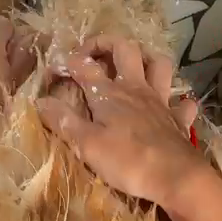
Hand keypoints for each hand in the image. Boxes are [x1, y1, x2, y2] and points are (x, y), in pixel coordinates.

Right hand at [37, 38, 207, 206]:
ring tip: (134, 68)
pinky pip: (181, 103)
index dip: (69, 61)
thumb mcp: (86, 145)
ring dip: (147, 60)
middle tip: (95, 56)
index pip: (85, 65)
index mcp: (109, 94)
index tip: (56, 70)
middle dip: (108, 44)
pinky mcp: (177, 119)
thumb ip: (64, 121)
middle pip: (126, 49)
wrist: (175, 176)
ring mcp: (160, 101)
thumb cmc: (127, 160)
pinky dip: (176, 101)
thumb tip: (40, 101)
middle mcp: (135, 89)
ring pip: (159, 65)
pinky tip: (169, 107)